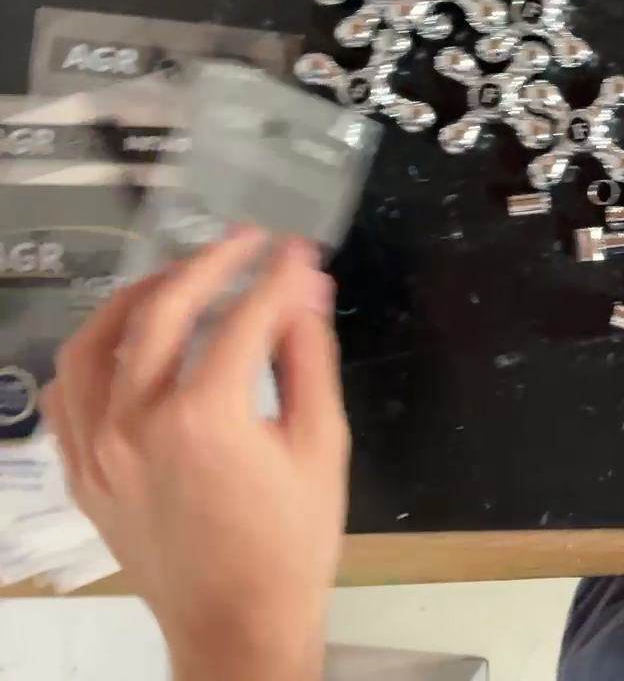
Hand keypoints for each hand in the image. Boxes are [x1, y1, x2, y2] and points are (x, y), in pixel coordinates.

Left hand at [43, 228, 348, 680]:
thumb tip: (308, 296)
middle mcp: (134, 424)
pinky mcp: (80, 470)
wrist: (236, 614)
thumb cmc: (294, 531)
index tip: (301, 248)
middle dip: (208, 266)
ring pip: (92, 346)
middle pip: (160, 316)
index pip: (245, 319)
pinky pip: (68, 391)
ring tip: (185, 273)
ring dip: (140, 297)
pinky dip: (100, 349)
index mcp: (205, 416)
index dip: (278, 275)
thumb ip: (308, 360)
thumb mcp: (321, 438)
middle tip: (248, 240)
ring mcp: (94, 449)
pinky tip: (137, 337)